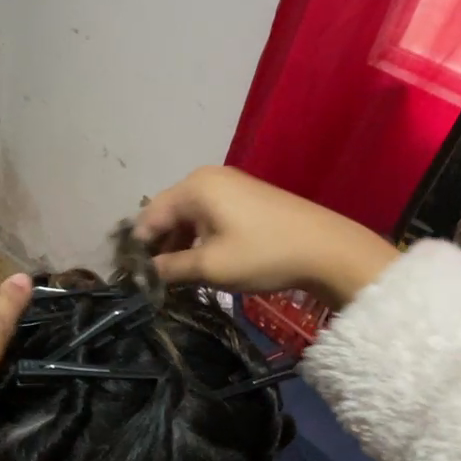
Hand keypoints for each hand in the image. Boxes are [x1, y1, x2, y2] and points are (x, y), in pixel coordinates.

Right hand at [134, 167, 399, 307]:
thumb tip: (144, 274)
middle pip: (168, 214)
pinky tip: (201, 264)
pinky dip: (199, 239)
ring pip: (188, 217)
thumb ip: (171, 268)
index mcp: (194, 187)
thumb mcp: (210, 267)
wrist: (327, 249)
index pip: (149, 216)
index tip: (133, 278)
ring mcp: (229, 186)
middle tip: (154, 282)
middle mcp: (207, 178)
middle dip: (159, 247)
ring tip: (177, 278)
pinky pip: (208, 217)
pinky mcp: (245, 199)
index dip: (139, 248)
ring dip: (179, 246)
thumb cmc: (263, 254)